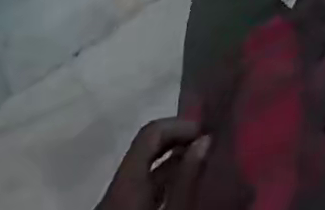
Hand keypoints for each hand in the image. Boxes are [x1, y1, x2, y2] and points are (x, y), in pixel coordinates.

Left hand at [96, 118, 210, 209]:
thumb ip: (186, 180)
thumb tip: (205, 140)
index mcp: (125, 180)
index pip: (150, 132)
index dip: (179, 126)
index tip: (205, 133)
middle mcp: (117, 184)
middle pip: (147, 147)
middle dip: (179, 140)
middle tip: (208, 143)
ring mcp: (116, 200)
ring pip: (146, 167)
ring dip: (173, 159)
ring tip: (202, 161)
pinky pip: (143, 184)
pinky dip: (165, 179)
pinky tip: (185, 185)